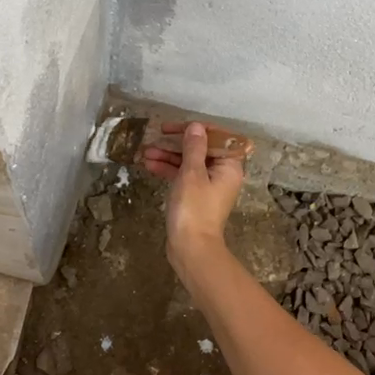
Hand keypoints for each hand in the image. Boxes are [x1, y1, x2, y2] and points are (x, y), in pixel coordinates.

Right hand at [142, 121, 244, 269]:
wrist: (191, 248)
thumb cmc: (194, 208)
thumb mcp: (192, 173)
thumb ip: (194, 147)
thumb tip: (196, 126)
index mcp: (229, 166)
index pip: (216, 137)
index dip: (194, 130)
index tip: (172, 128)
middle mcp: (222, 173)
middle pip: (200, 149)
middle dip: (176, 143)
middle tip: (155, 137)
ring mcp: (208, 186)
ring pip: (188, 162)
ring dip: (168, 156)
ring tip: (145, 153)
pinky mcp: (194, 196)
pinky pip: (182, 176)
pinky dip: (168, 170)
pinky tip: (149, 165)